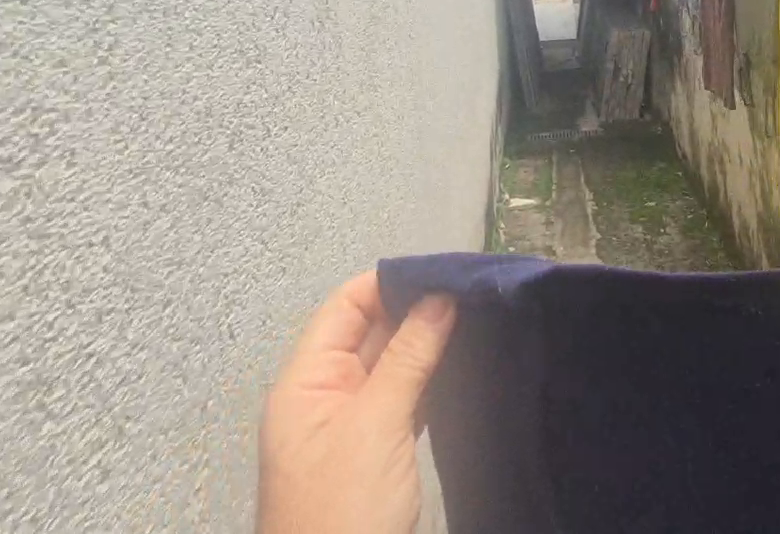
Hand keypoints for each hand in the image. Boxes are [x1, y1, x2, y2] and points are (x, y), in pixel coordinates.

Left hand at [257, 272, 456, 533]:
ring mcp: (353, 423)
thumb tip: (440, 297)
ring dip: (427, 340)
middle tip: (468, 288)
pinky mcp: (379, 447)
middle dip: (414, 307)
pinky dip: (431, 374)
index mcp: (306, 384)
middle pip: (369, 331)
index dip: (387, 282)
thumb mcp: (376, 424)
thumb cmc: (342, 513)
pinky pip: (405, 393)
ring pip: (392, 361)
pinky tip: (462, 361)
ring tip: (473, 315)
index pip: (344, 308)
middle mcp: (326, 396)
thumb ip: (407, 356)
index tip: (440, 270)